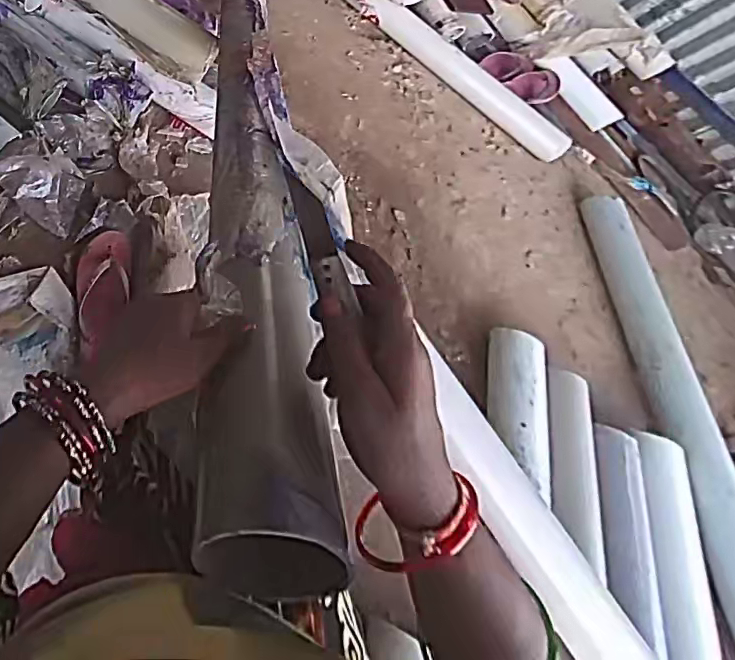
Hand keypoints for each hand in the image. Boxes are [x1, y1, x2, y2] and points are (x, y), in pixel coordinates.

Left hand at [77, 290, 246, 423]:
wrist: (108, 387)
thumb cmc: (159, 372)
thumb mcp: (200, 359)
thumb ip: (225, 337)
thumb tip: (247, 318)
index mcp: (178, 301)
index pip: (201, 301)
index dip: (208, 322)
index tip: (208, 345)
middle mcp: (154, 298)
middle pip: (179, 308)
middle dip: (187, 328)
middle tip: (191, 358)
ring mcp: (132, 310)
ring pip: (159, 318)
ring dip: (166, 334)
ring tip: (170, 363)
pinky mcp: (116, 327)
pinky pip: (142, 329)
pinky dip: (148, 341)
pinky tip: (148, 362)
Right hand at [307, 240, 456, 529]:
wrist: (418, 487)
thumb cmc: (392, 443)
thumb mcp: (357, 388)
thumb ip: (343, 340)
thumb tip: (330, 300)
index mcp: (401, 345)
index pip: (389, 288)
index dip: (368, 261)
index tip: (345, 246)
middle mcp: (405, 349)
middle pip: (369, 308)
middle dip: (338, 312)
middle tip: (316, 323)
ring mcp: (401, 365)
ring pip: (362, 332)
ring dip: (336, 342)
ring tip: (322, 371)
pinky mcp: (394, 380)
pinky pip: (365, 353)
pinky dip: (344, 360)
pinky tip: (334, 383)